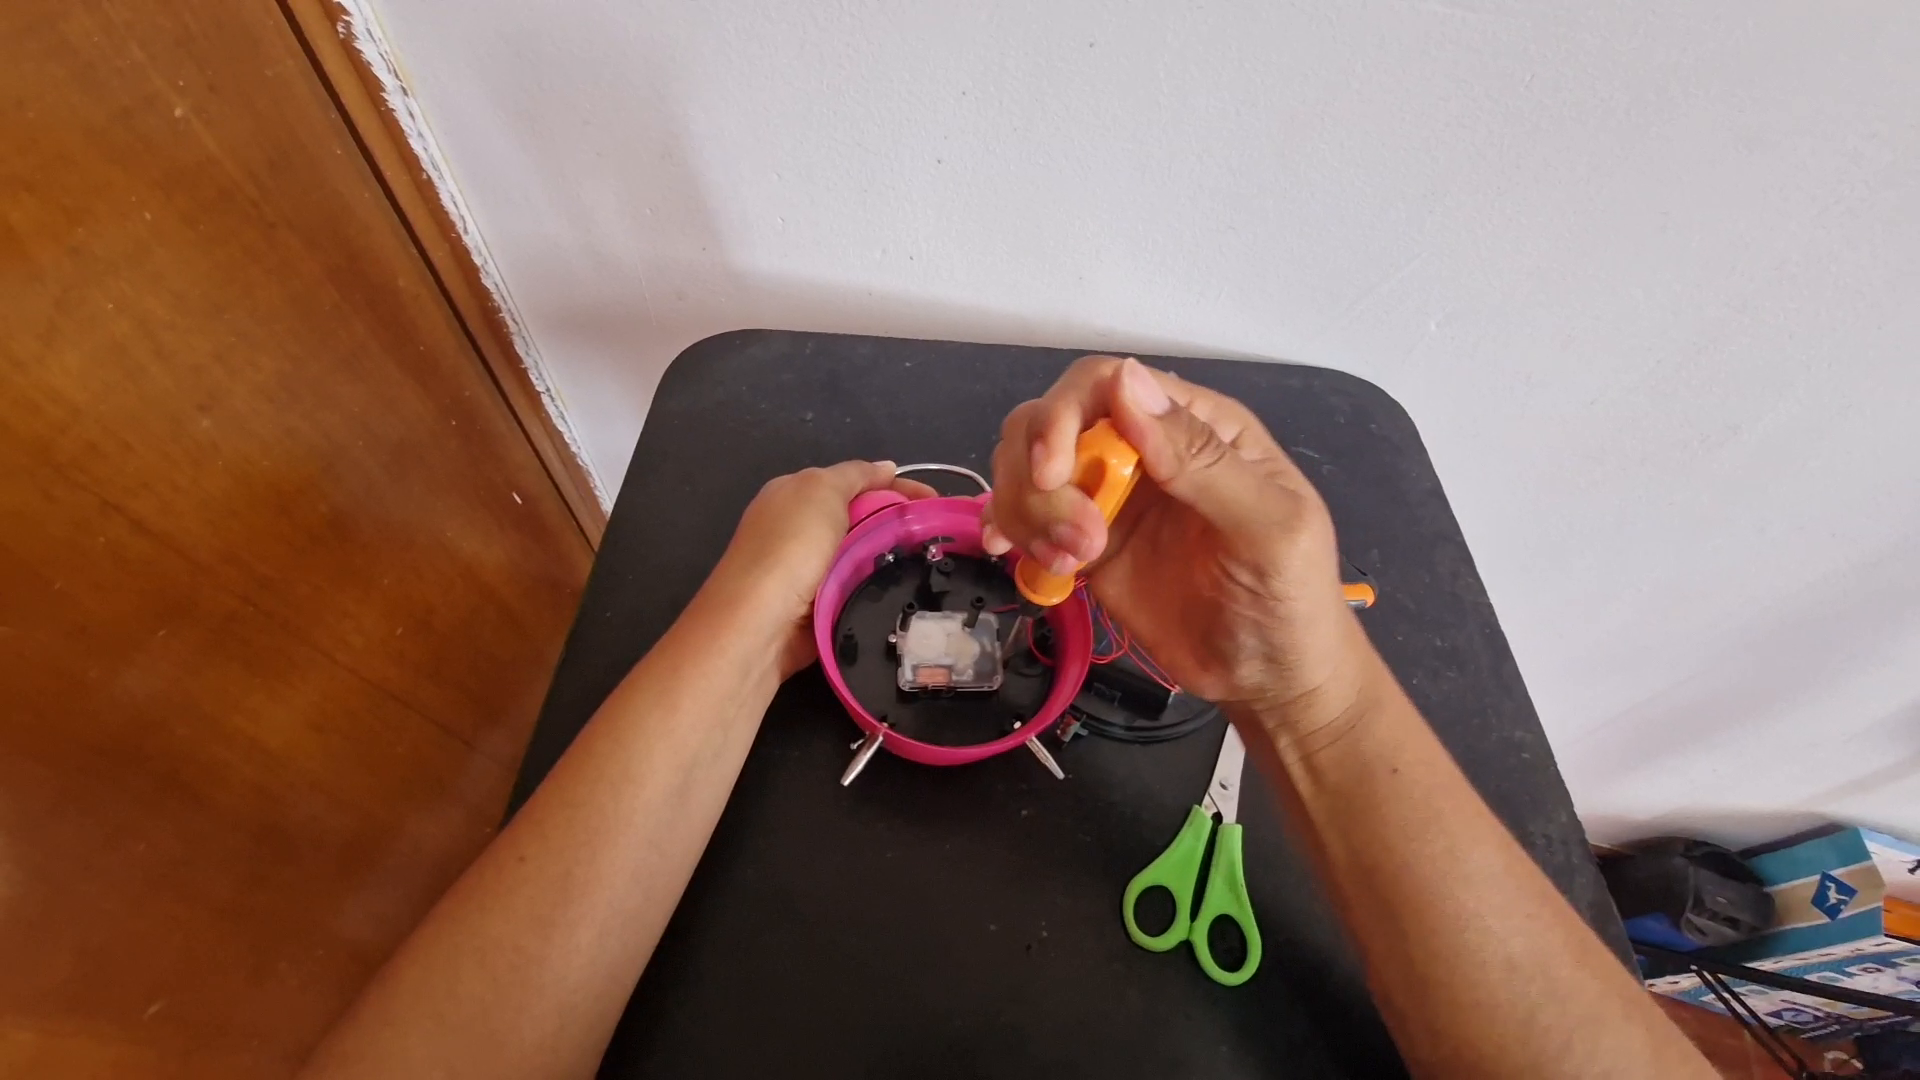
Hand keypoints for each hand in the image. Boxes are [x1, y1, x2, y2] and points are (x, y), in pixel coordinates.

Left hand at [709, 460, 937, 680]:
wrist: (758, 623)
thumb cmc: (789, 547)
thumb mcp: (821, 489)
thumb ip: (855, 475)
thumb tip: (886, 467)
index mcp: (795, 494)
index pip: (857, 482)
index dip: (898, 488)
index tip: (937, 502)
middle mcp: (798, 529)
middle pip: (861, 518)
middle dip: (899, 523)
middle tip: (940, 536)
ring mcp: (807, 570)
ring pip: (862, 555)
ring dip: (893, 558)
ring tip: (933, 564)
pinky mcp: (817, 606)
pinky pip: (856, 589)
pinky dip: (877, 588)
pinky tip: (903, 591)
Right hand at [981, 357, 1378, 747]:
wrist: (1266, 677)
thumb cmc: (1286, 596)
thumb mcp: (1267, 524)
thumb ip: (1200, 456)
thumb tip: (1125, 379)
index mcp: (1191, 425)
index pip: (1102, 384)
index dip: (1061, 416)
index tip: (1052, 474)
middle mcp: (1139, 449)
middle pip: (1047, 421)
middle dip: (1040, 477)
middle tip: (1077, 543)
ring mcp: (1105, 497)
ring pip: (1026, 467)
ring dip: (1027, 511)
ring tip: (1066, 565)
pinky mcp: (1081, 542)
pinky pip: (1025, 516)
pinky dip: (1008, 529)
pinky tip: (1017, 558)